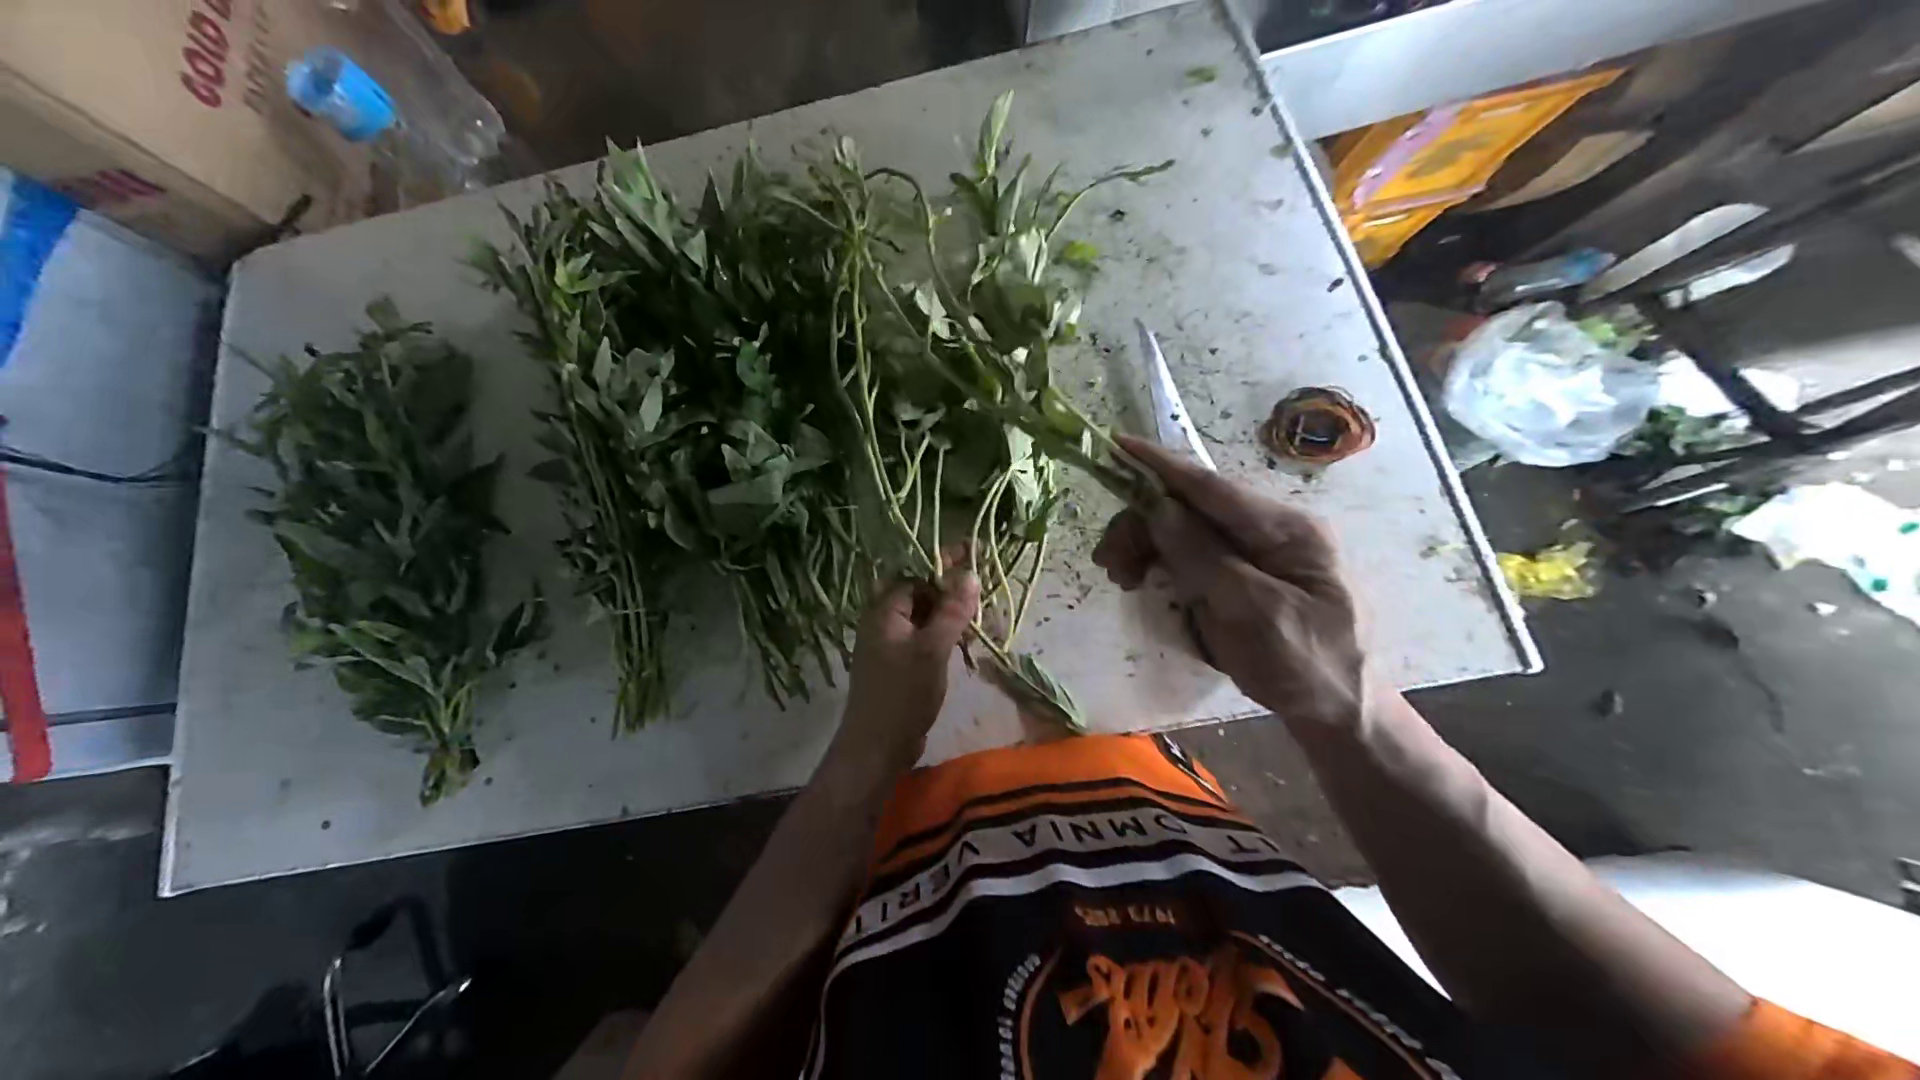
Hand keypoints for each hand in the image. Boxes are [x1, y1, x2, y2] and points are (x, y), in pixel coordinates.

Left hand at [835, 571, 980, 767]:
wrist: (877, 747)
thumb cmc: (903, 693)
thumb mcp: (933, 649)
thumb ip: (952, 611)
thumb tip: (971, 574)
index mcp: (883, 611)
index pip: (915, 576)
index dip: (943, 568)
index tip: (975, 561)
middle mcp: (882, 622)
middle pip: (918, 595)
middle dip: (949, 592)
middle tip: (981, 596)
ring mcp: (888, 645)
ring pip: (922, 618)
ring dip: (949, 616)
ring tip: (980, 620)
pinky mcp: (898, 665)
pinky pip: (922, 639)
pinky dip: (942, 637)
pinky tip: (964, 644)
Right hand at [1093, 435, 1367, 729]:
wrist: (1340, 713)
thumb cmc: (1307, 665)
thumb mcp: (1256, 613)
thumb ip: (1205, 558)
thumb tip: (1158, 508)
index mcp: (1286, 529)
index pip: (1212, 487)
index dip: (1162, 467)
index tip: (1119, 443)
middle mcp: (1269, 530)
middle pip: (1191, 509)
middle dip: (1143, 525)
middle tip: (1108, 561)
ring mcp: (1254, 553)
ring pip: (1184, 531)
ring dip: (1146, 545)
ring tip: (1123, 578)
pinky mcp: (1240, 576)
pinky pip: (1190, 556)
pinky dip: (1160, 563)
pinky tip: (1141, 581)